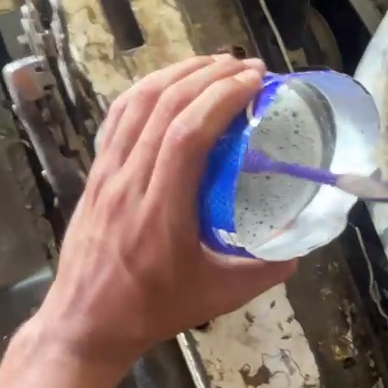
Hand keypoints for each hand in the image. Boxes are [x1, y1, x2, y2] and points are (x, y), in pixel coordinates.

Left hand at [31, 55, 297, 368]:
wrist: (87, 323)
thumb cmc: (153, 310)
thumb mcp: (218, 296)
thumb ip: (264, 271)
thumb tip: (300, 249)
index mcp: (161, 210)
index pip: (187, 134)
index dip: (221, 97)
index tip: (255, 81)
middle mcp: (130, 182)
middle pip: (164, 107)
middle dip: (208, 75)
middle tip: (247, 67)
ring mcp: (107, 174)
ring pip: (137, 104)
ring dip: (177, 74)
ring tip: (214, 64)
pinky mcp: (96, 175)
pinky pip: (119, 118)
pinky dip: (147, 91)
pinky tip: (170, 84)